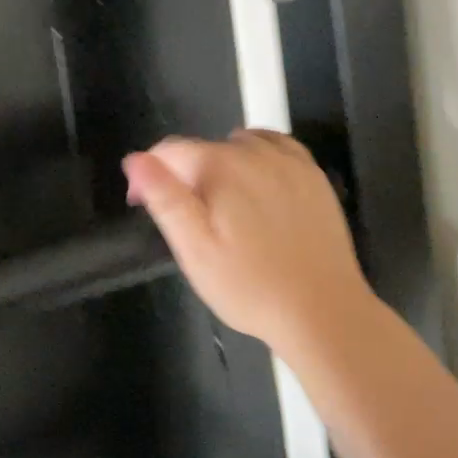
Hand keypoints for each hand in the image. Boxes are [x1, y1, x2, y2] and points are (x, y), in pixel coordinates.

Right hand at [124, 130, 374, 351]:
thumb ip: (164, 197)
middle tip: (193, 225)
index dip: (150, 176)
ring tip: (228, 212)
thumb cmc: (248, 285)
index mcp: (220, 165)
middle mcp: (255, 151)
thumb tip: (136, 159)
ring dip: (224, 167)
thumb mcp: (194, 248)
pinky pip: (276, 150)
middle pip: (205, 149)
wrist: (322, 311)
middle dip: (188, 176)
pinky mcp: (314, 175)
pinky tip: (260, 191)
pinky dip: (260, 161)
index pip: (169, 151)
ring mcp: (290, 160)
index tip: (145, 207)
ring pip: (240, 146)